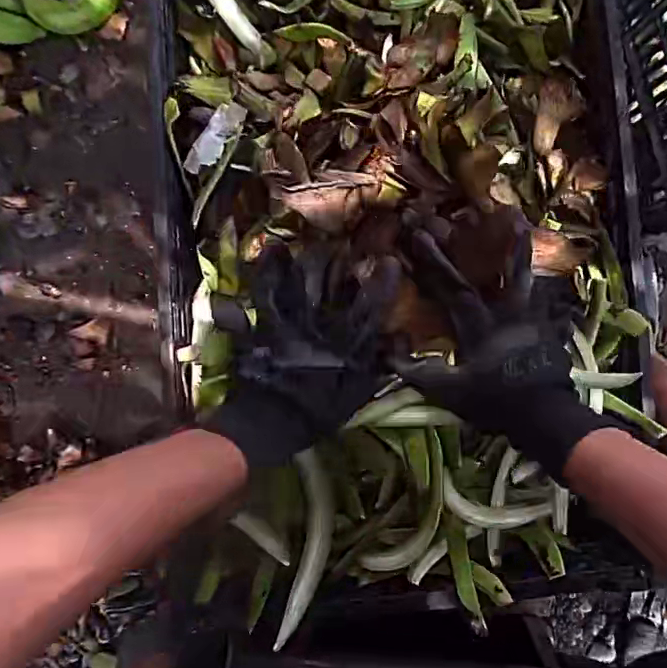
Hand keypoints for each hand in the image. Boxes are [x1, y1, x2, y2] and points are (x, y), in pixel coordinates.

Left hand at [202, 245, 397, 467]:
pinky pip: (263, 296)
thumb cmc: (316, 414)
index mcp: (345, 346)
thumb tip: (403, 336)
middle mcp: (319, 329)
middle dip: (338, 263)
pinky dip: (265, 274)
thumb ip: (379, 367)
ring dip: (305, 262)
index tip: (390, 263)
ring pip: (299, 286)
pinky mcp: (264, 328)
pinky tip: (272, 251)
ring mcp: (289, 326)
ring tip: (312, 240)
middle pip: (331, 288)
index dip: (381, 286)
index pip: (369, 311)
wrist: (268, 427)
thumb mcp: (356, 395)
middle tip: (344, 242)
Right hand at [396, 218, 611, 478]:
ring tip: (517, 218)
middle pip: (485, 271)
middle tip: (461, 214)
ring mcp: (528, 315)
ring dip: (516, 246)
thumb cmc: (495, 403)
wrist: (545, 414)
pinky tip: (533, 260)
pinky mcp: (544, 323)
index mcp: (477, 326)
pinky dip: (533, 274)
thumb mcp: (449, 393)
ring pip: (520, 274)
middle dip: (469, 243)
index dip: (433, 260)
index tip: (417, 234)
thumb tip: (388, 350)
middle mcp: (503, 312)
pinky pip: (537, 290)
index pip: (451, 287)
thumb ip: (417, 372)